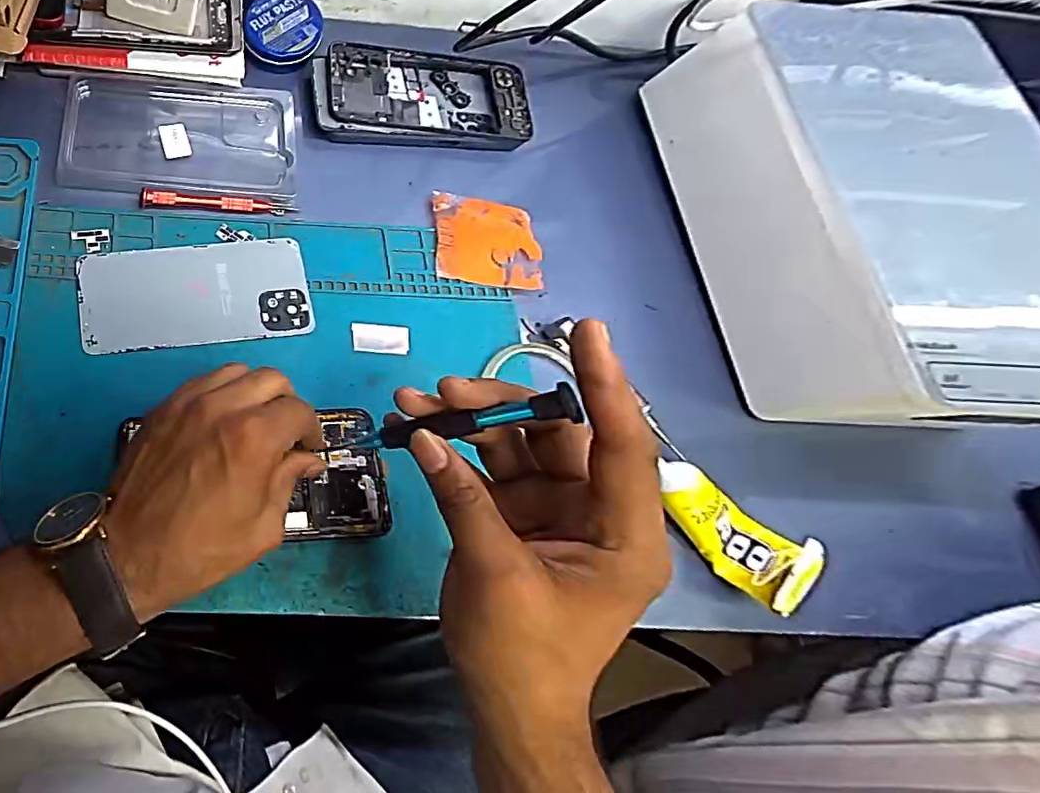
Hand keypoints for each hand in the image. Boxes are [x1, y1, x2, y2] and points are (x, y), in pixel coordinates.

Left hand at [102, 365, 324, 620]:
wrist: (131, 552)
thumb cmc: (197, 549)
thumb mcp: (261, 527)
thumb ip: (288, 481)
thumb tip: (305, 459)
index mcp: (251, 438)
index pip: (298, 409)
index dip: (310, 430)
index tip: (307, 446)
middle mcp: (220, 408)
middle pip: (272, 379)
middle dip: (287, 404)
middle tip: (284, 433)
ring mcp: (188, 402)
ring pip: (237, 371)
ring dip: (253, 391)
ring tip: (252, 421)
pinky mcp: (164, 406)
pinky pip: (203, 381)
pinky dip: (221, 392)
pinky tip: (220, 419)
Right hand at [398, 320, 668, 781]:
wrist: (505, 704)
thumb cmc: (525, 653)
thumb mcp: (495, 573)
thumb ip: (462, 498)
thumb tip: (425, 436)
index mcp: (621, 533)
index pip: (621, 445)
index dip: (605, 385)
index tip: (590, 335)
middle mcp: (592, 510)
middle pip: (552, 433)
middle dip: (499, 405)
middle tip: (447, 389)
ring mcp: (551, 509)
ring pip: (512, 443)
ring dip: (465, 420)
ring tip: (417, 400)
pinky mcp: (514, 513)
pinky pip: (484, 466)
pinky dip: (452, 446)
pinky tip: (419, 427)